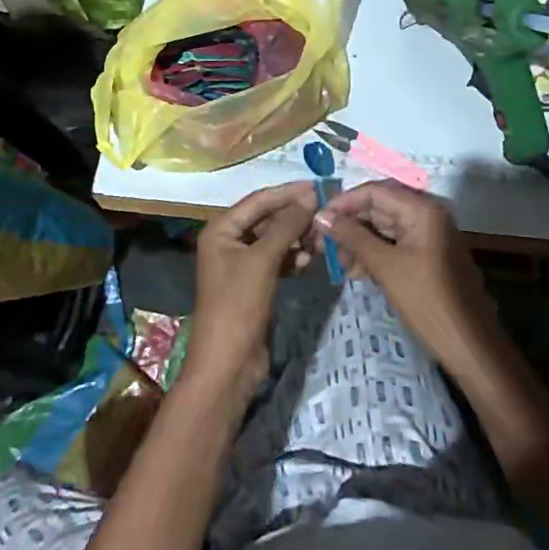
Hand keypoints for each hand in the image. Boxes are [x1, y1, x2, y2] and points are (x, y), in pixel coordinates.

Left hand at [187, 184, 316, 401]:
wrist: (227, 364)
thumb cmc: (238, 305)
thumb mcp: (262, 261)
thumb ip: (286, 226)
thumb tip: (310, 197)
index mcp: (221, 229)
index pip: (259, 200)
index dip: (288, 192)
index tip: (319, 185)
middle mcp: (229, 240)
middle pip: (267, 218)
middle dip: (295, 216)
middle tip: (327, 212)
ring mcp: (242, 263)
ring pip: (275, 239)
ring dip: (297, 237)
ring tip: (322, 239)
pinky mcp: (255, 283)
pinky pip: (277, 259)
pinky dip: (293, 257)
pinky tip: (310, 259)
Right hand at [313, 181, 498, 370]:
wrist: (471, 346)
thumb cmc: (428, 302)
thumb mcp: (385, 267)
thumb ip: (352, 237)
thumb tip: (321, 217)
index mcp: (422, 209)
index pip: (374, 191)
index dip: (343, 202)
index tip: (317, 219)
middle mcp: (428, 214)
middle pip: (380, 206)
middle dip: (350, 222)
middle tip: (323, 242)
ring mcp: (430, 234)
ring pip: (385, 226)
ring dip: (360, 240)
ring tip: (338, 261)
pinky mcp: (430, 254)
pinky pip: (396, 243)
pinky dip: (375, 252)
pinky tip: (357, 271)